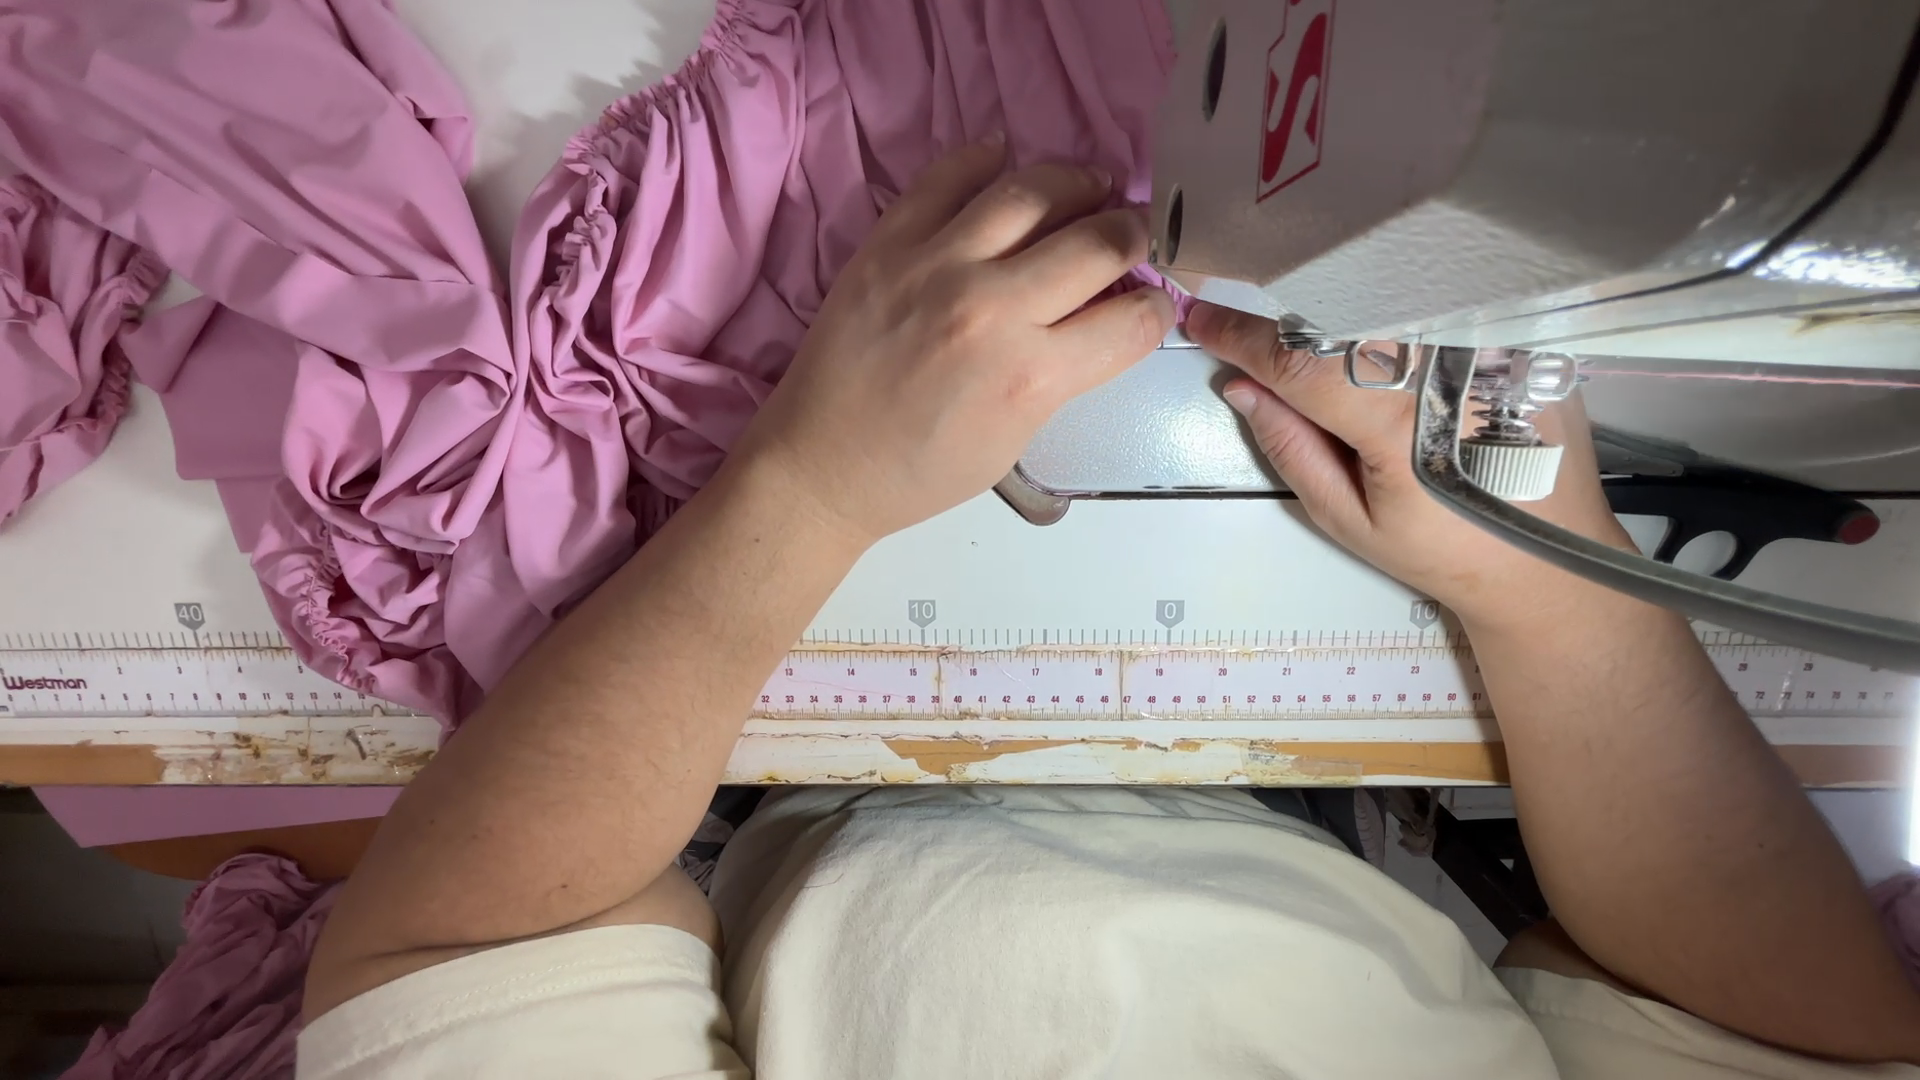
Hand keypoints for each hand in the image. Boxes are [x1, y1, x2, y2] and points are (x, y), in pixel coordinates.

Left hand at [730, 136, 1174, 544]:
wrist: (823, 465)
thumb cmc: (921, 472)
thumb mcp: (1014, 441)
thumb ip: (1066, 375)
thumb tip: (1107, 319)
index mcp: (1030, 376)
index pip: (1131, 318)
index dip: (1156, 308)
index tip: (1150, 303)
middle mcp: (991, 308)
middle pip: (1100, 240)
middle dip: (1135, 238)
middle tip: (1130, 241)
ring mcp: (936, 265)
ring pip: (1035, 189)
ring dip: (1079, 184)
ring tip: (1089, 191)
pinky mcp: (889, 242)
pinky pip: (952, 174)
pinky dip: (990, 163)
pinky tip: (1007, 173)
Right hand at [1185, 300, 1631, 631]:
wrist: (1550, 561)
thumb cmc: (1439, 551)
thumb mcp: (1346, 517)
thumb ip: (1290, 447)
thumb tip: (1241, 388)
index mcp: (1401, 424)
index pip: (1302, 363)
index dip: (1243, 339)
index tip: (1202, 320)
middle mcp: (1452, 371)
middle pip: (1344, 320)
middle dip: (1288, 324)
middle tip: (1250, 338)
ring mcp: (1496, 350)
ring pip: (1390, 307)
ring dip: (1336, 319)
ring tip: (1312, 346)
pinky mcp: (1522, 343)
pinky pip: (1439, 310)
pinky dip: (1392, 318)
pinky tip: (1376, 345)